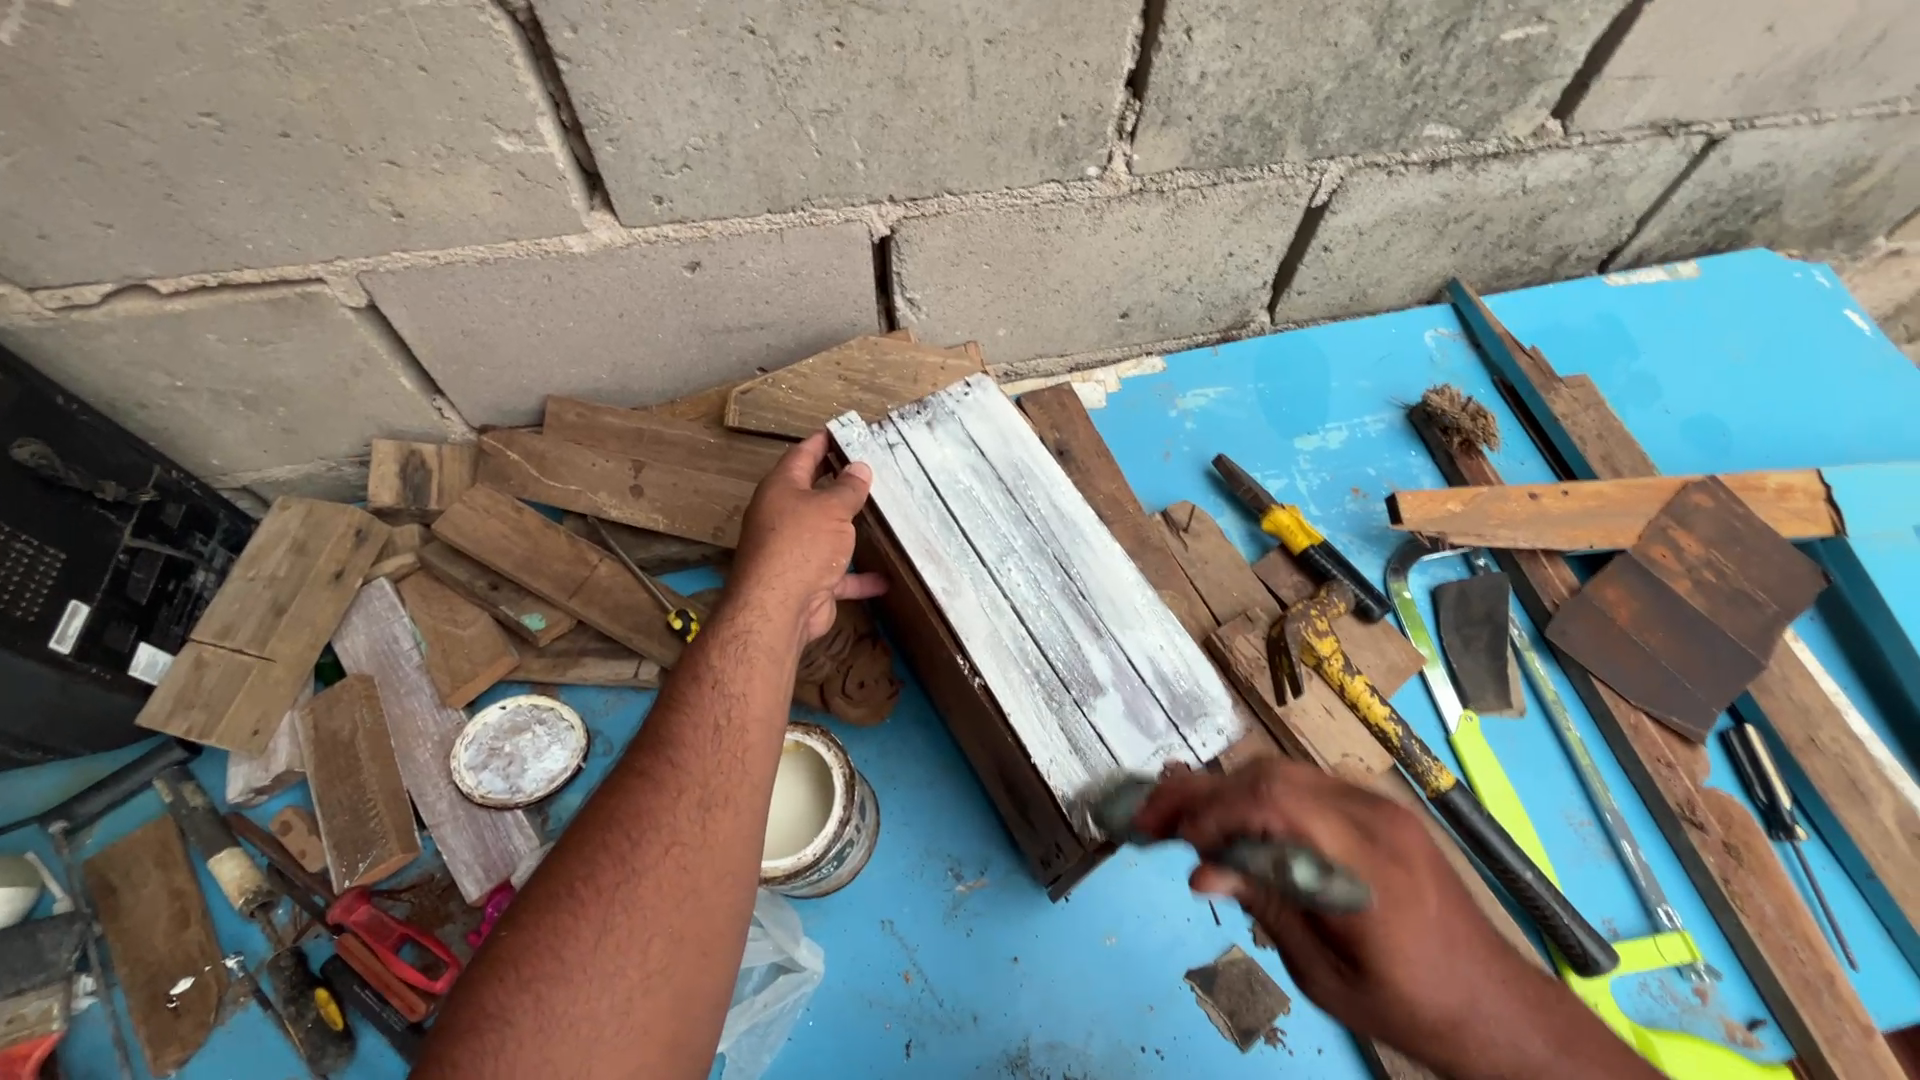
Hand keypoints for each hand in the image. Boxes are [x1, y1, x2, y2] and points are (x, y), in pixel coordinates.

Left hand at [729, 431, 887, 644]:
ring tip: (879, 516)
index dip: (821, 442)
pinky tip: (884, 579)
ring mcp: (794, 551)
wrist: (779, 608)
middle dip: (838, 484)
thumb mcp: (830, 508)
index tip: (841, 431)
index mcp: (781, 489)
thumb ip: (848, 488)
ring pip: (826, 534)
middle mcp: (783, 517)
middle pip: (813, 494)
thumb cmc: (801, 544)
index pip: (802, 455)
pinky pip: (838, 575)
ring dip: (848, 530)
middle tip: (867, 470)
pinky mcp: (808, 581)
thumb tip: (859, 468)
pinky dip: (859, 577)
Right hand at [1134, 759, 1563, 1074]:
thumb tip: (1200, 873)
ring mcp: (1379, 808)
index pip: (1276, 802)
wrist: (1491, 1002)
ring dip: (1224, 791)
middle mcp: (1374, 818)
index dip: (1214, 810)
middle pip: (1271, 777)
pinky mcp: (1377, 812)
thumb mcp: (1326, 975)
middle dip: (1202, 792)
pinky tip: (1227, 818)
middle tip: (1148, 816)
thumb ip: (1268, 908)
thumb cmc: (1408, 1004)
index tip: (1173, 838)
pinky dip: (1255, 799)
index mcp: (1368, 865)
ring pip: (1282, 774)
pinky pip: (1304, 788)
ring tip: (1176, 814)